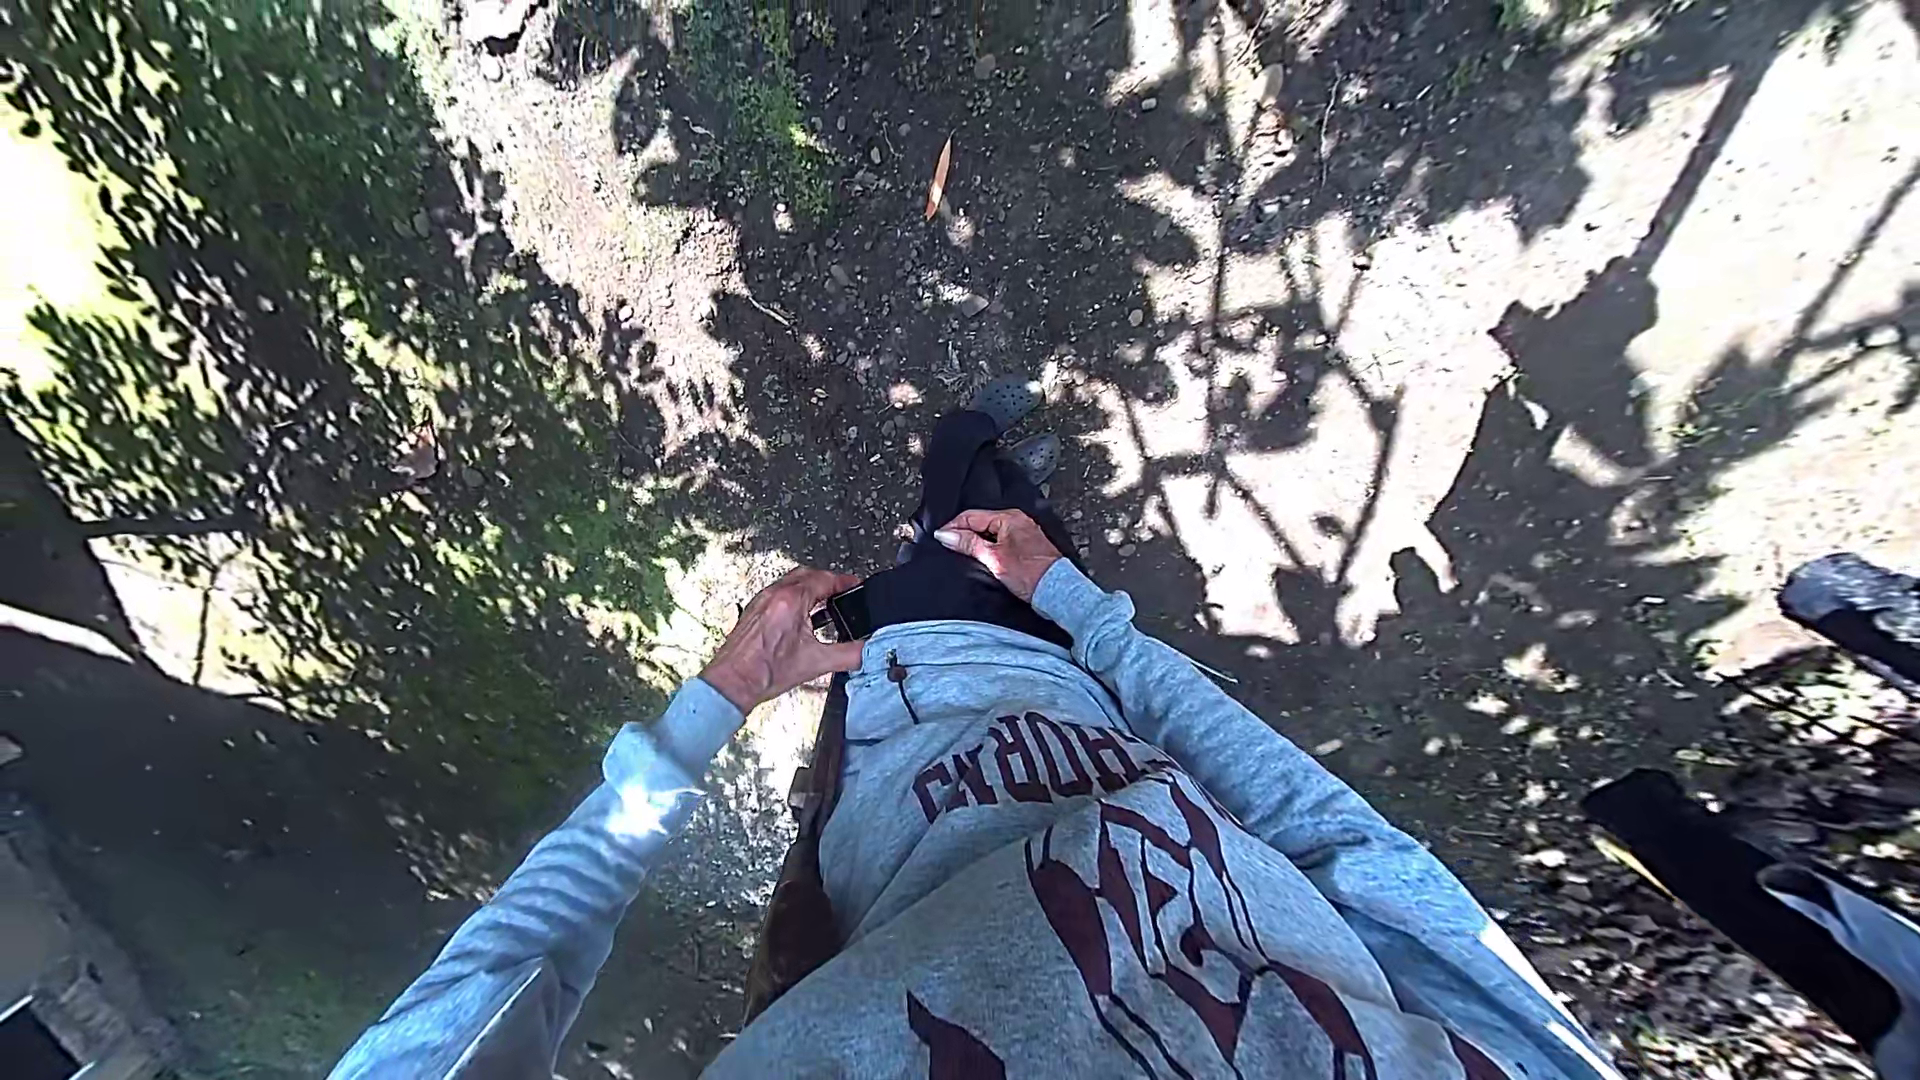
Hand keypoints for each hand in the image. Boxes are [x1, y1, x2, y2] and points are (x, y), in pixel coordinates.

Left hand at [701, 567, 865, 712]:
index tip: (856, 586)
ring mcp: (762, 601)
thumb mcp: (817, 663)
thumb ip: (849, 654)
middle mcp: (775, 595)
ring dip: (811, 587)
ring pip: (792, 582)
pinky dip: (796, 596)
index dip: (845, 582)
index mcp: (791, 601)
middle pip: (808, 575)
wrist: (732, 683)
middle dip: (829, 581)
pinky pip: (780, 592)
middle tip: (843, 591)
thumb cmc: (763, 672)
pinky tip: (802, 616)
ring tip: (826, 602)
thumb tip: (869, 650)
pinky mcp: (755, 610)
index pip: (825, 579)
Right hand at [934, 509, 1063, 601]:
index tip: (940, 538)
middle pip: (981, 522)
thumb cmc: (1030, 574)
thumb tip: (946, 535)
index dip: (953, 527)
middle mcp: (1018, 520)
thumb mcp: (994, 558)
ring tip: (961, 551)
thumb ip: (969, 544)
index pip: (972, 516)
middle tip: (947, 545)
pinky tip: (980, 557)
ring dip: (975, 540)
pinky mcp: (1026, 547)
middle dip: (963, 532)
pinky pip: (1000, 540)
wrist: (1056, 591)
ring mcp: (1023, 533)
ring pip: (990, 532)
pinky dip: (987, 546)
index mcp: (1010, 517)